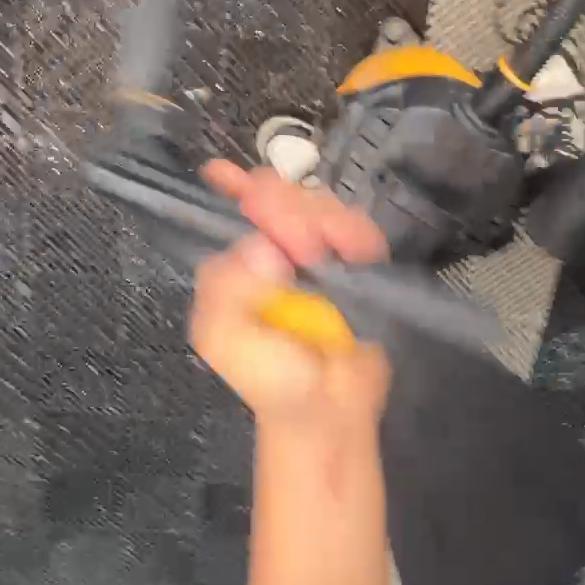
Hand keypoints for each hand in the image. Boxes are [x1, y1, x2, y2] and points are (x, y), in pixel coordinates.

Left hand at [191, 160, 391, 432]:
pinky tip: (354, 248)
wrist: (330, 410)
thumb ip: (226, 294)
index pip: (234, 212)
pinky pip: (359, 229)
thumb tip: (263, 246)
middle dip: (288, 207)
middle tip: (300, 242)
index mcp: (239, 264)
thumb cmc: (272, 380)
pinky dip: (358, 232)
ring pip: (321, 206)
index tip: (231, 173)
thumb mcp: (225, 341)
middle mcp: (275, 250)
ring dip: (325, 220)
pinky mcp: (357, 262)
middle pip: (280, 198)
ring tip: (327, 252)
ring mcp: (318, 254)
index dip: (234, 185)